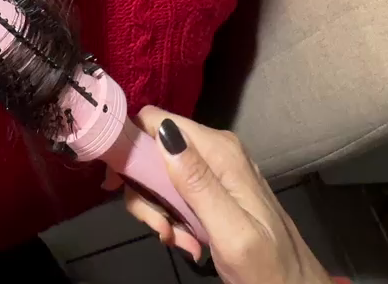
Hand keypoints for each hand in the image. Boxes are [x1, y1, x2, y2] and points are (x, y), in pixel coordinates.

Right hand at [111, 107, 331, 283]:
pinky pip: (176, 190)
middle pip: (154, 148)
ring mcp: (215, 168)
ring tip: (179, 242)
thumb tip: (163, 130)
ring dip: (160, 209)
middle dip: (146, 190)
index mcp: (219, 150)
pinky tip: (188, 241)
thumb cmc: (268, 269)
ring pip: (161, 172)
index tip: (120, 185)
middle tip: (161, 230)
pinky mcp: (213, 187)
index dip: (131, 145)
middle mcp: (215, 149)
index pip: (157, 119)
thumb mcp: (232, 232)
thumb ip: (197, 182)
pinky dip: (173, 216)